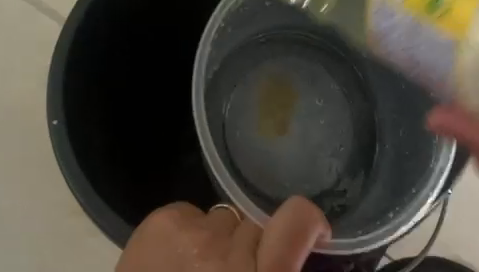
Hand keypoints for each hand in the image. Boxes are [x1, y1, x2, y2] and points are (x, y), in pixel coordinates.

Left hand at [116, 197, 329, 271]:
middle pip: (256, 222)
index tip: (313, 231)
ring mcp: (197, 234)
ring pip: (221, 218)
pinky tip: (170, 265)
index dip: (308, 221)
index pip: (297, 223)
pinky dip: (184, 235)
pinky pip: (189, 212)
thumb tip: (285, 260)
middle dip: (248, 246)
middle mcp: (233, 253)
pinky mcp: (165, 220)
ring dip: (214, 242)